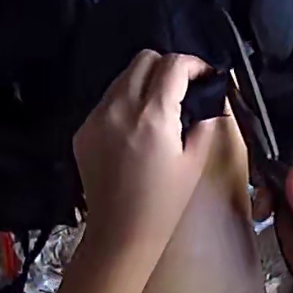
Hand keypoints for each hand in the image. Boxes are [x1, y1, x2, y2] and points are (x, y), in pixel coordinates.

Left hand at [74, 50, 221, 260]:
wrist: (120, 233)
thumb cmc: (163, 204)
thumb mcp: (193, 163)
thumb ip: (203, 124)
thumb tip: (209, 103)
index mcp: (153, 116)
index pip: (173, 65)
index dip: (194, 64)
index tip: (204, 75)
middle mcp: (120, 108)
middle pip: (144, 59)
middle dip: (167, 66)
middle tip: (182, 88)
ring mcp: (97, 118)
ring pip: (122, 77)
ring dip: (145, 82)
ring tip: (160, 108)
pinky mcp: (83, 130)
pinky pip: (107, 101)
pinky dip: (125, 103)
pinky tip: (136, 129)